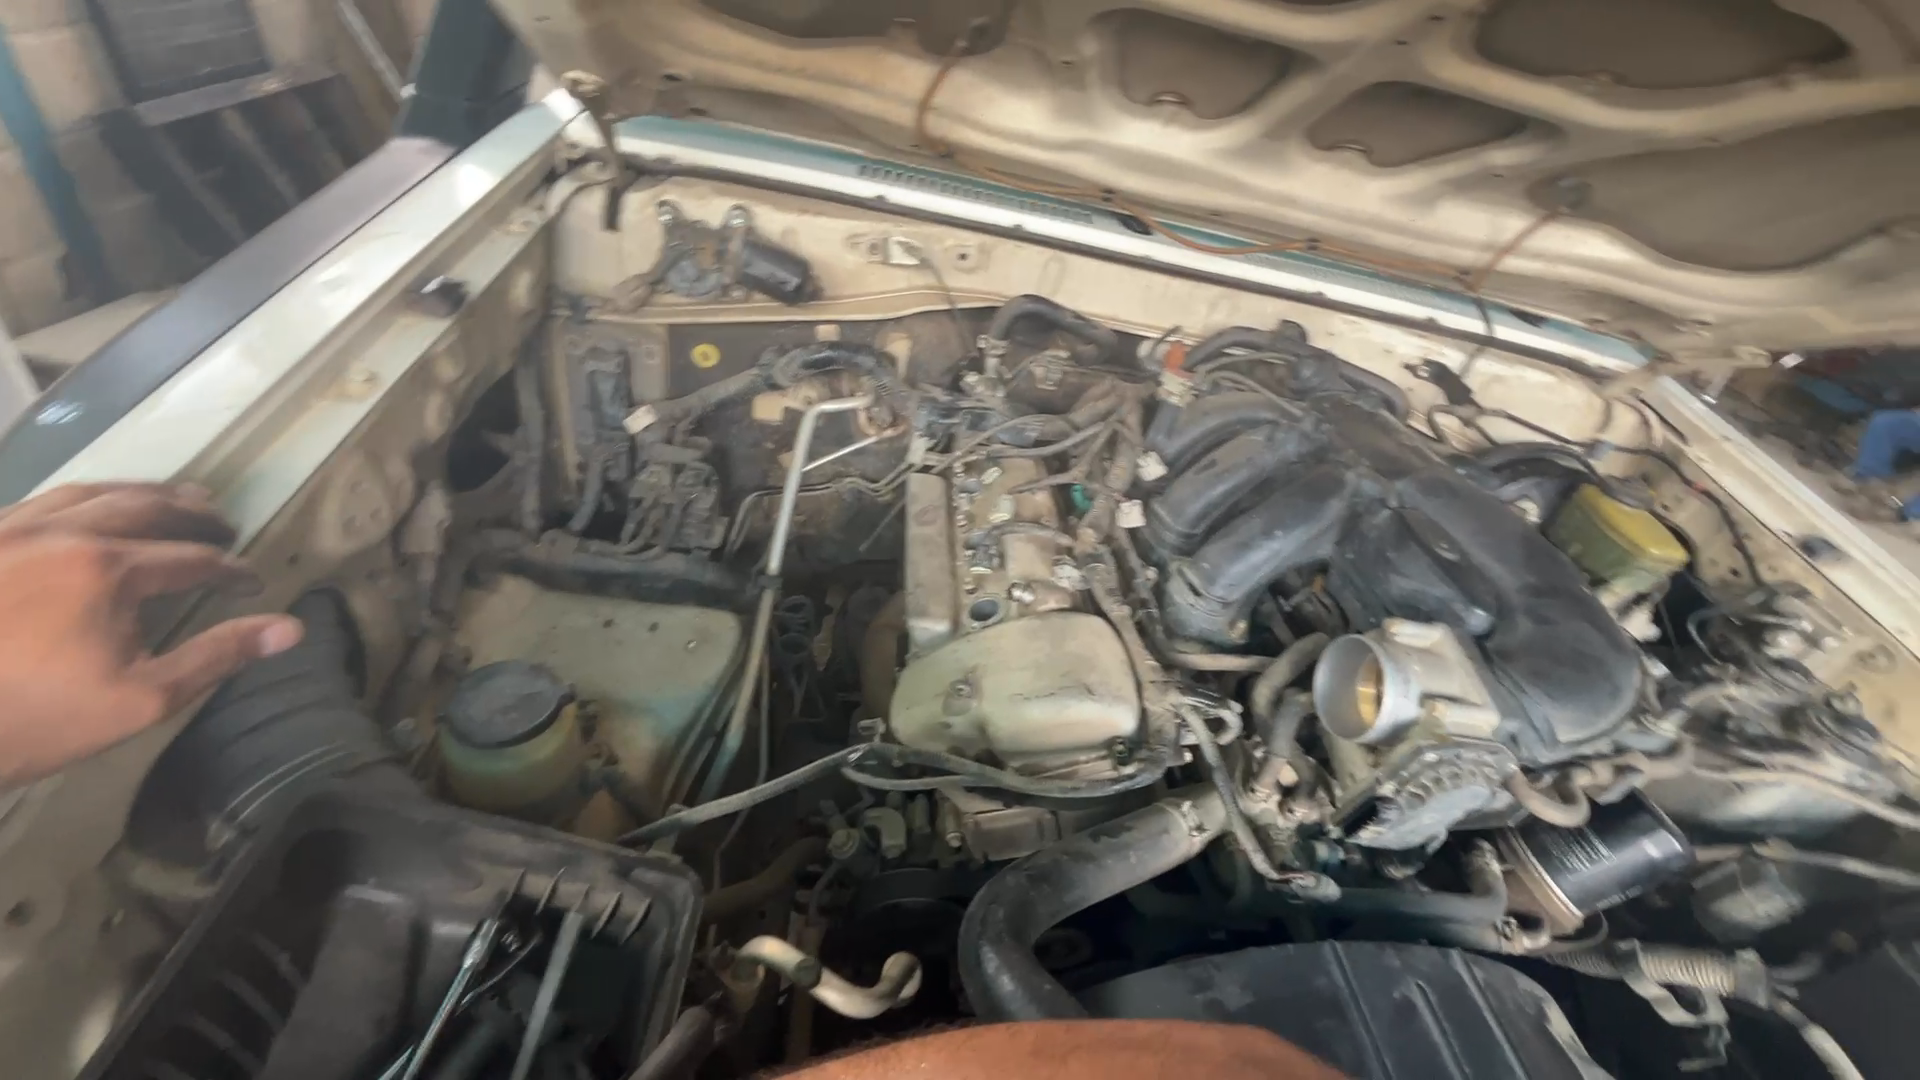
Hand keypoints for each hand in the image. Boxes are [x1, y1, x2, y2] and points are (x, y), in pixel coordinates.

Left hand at [0, 483, 303, 784]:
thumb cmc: (28, 717)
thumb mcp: (140, 699)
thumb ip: (218, 656)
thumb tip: (291, 628)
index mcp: (107, 569)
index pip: (194, 559)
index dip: (232, 571)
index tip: (252, 585)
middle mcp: (58, 535)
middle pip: (146, 507)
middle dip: (196, 515)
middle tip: (225, 524)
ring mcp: (4, 534)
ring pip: (89, 493)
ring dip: (143, 494)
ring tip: (174, 500)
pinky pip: (36, 502)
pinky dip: (83, 498)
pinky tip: (93, 510)